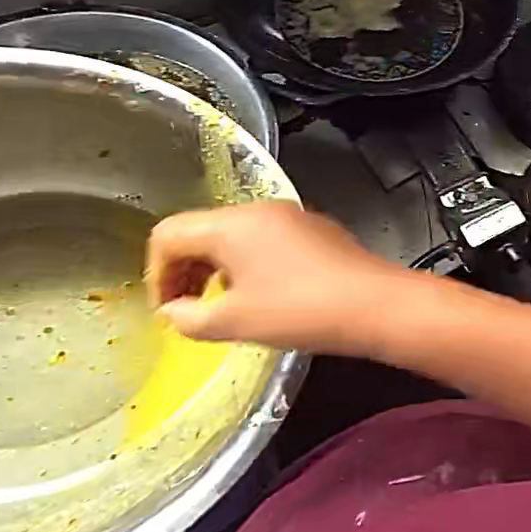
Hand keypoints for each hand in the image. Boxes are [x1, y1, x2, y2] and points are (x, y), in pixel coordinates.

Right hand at [146, 201, 413, 351]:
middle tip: (187, 309)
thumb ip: (189, 318)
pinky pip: (266, 240)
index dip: (156, 273)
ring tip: (224, 306)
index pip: (169, 233)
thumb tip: (174, 312)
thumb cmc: (298, 311)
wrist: (374, 304)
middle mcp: (260, 209)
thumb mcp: (234, 322)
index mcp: (231, 224)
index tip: (168, 310)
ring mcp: (292, 216)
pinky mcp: (316, 229)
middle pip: (202, 230)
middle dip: (186, 269)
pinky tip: (265, 296)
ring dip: (217, 268)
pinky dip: (250, 264)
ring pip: (235, 235)